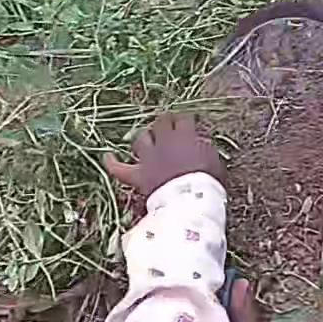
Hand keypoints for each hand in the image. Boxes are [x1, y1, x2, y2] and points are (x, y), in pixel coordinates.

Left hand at [105, 113, 223, 197]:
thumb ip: (206, 146)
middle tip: (168, 122)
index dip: (186, 118)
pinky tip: (108, 157)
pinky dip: (113, 163)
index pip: (184, 118)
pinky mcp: (137, 175)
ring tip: (148, 137)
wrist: (191, 203)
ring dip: (144, 136)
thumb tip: (201, 139)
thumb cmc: (208, 182)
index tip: (189, 120)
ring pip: (141, 138)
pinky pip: (119, 168)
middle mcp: (164, 142)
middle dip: (165, 120)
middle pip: (161, 122)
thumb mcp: (214, 160)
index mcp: (185, 137)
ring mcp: (148, 158)